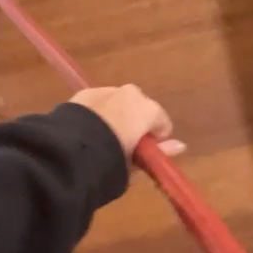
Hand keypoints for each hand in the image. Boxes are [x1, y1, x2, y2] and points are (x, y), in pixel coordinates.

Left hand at [70, 85, 185, 160]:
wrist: (71, 150)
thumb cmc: (112, 159)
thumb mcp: (137, 162)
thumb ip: (160, 152)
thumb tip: (181, 146)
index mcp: (148, 108)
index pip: (161, 122)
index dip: (155, 141)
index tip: (145, 156)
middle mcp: (129, 93)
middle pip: (139, 109)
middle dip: (135, 125)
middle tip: (124, 149)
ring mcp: (105, 90)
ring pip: (118, 104)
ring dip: (115, 118)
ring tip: (103, 142)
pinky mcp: (83, 94)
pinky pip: (98, 106)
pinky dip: (97, 116)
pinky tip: (87, 134)